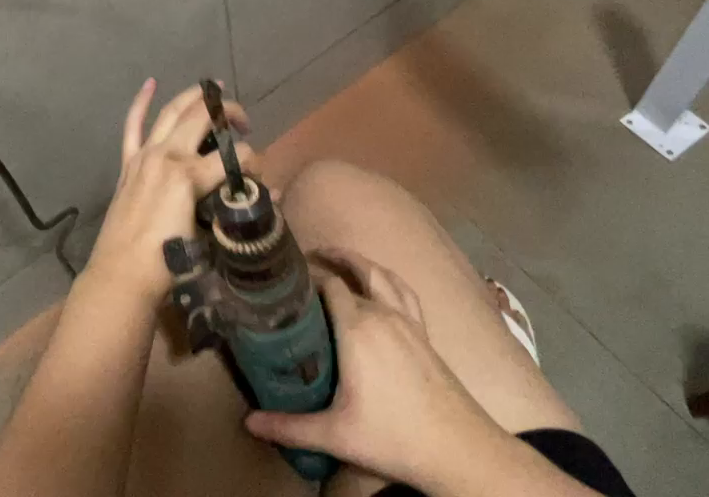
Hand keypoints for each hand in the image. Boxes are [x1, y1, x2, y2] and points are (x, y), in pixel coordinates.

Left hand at [81, 79, 254, 305]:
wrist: (123, 276)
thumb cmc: (170, 263)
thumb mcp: (211, 238)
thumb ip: (239, 211)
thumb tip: (271, 197)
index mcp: (188, 175)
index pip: (234, 156)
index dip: (254, 161)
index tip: (259, 176)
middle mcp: (166, 155)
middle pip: (201, 118)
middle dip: (227, 112)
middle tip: (244, 121)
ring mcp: (145, 156)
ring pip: (170, 113)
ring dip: (192, 97)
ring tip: (212, 88)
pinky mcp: (128, 164)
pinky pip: (133, 126)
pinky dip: (140, 103)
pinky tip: (150, 84)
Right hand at [245, 250, 515, 492]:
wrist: (460, 450)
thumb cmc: (395, 437)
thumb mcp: (336, 435)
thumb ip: (289, 427)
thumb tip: (249, 423)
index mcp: (357, 328)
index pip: (328, 285)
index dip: (307, 277)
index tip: (286, 281)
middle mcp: (382, 314)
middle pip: (352, 274)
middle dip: (328, 263)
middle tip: (306, 261)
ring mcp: (408, 321)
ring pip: (381, 275)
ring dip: (359, 262)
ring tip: (340, 257)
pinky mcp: (426, 333)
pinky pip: (405, 292)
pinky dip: (389, 279)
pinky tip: (382, 282)